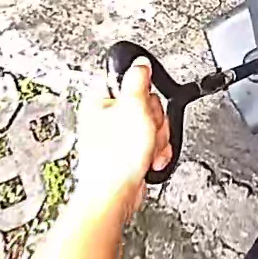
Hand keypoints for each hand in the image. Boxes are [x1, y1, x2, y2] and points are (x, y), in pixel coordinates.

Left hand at [72, 60, 170, 214]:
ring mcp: (119, 135)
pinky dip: (157, 151)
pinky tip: (149, 158)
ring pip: (154, 123)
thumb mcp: (133, 107)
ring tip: (146, 148)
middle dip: (155, 118)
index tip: (145, 101)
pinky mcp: (129, 151)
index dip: (144, 90)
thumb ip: (138, 80)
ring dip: (158, 137)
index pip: (130, 80)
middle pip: (148, 102)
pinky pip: (153, 142)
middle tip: (146, 129)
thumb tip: (139, 62)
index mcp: (100, 100)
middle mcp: (107, 116)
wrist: (115, 196)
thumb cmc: (115, 158)